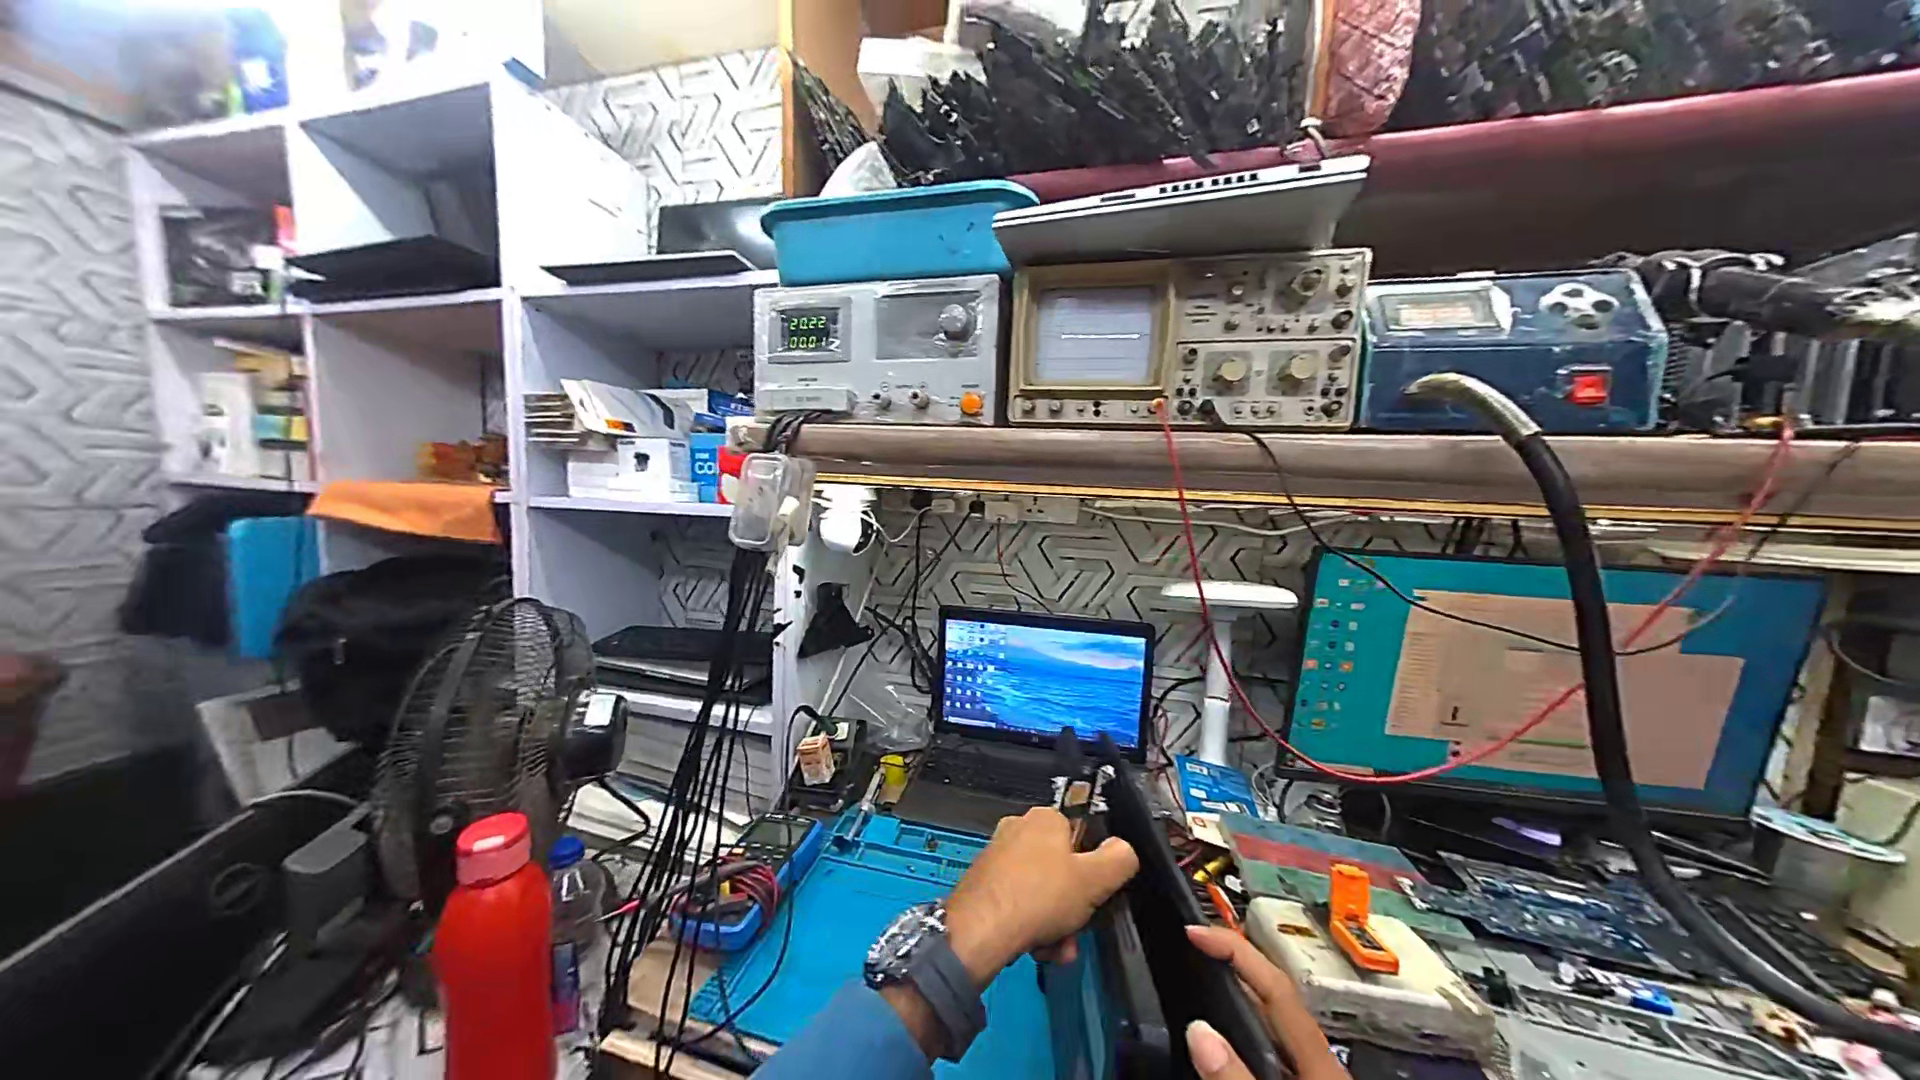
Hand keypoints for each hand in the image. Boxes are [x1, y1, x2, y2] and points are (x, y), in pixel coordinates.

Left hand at [943, 807, 1138, 986]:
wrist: (980, 930)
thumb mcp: (1096, 879)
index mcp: (1045, 818)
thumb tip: (1123, 849)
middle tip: (1074, 930)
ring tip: (1054, 946)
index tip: (1095, 895)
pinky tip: (1034, 947)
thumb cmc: (1039, 896)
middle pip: (1061, 869)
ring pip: (1041, 891)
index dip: (1093, 870)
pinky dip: (1031, 925)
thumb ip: (1120, 859)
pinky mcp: (984, 883)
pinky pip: (1019, 903)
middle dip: (1073, 906)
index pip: (1082, 836)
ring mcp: (998, 856)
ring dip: (1054, 923)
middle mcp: (1018, 829)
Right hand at [1183, 925, 1351, 1079]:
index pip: (1274, 985)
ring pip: (1271, 1027)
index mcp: (1319, 1061)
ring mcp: (1314, 1076)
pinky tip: (1224, 1044)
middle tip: (1189, 950)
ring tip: (1198, 985)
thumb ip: (1237, 1078)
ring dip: (1235, 999)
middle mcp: (1319, 1063)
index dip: (1233, 948)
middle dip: (1231, 965)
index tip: (1193, 931)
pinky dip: (1242, 1032)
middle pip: (1273, 999)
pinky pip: (1270, 1051)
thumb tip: (1197, 1029)